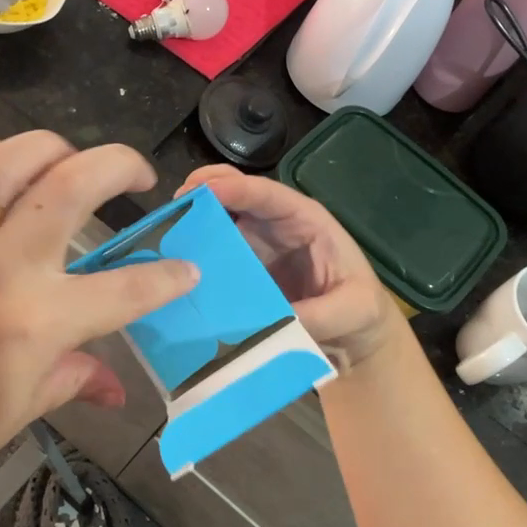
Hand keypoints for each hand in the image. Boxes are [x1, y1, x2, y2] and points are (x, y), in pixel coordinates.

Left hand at [0, 133, 197, 526]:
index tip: (187, 269)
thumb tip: (113, 383)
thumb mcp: (12, 414)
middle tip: (140, 175)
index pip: (121, 290)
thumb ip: (69, 380)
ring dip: (52, 148)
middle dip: (121, 166)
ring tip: (71, 160)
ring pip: (7, 162)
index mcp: (32, 323)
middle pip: (72, 187)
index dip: (165, 279)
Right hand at [177, 165, 405, 370]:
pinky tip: (172, 259)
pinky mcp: (242, 270)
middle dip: (206, 189)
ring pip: (220, 220)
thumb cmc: (362, 313)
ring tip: (165, 226)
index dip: (238, 188)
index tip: (206, 189)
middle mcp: (275, 226)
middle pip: (238, 195)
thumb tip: (274, 321)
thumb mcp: (353, 311)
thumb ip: (320, 314)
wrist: (354, 338)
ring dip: (194, 218)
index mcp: (306, 221)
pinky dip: (194, 250)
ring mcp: (255, 246)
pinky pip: (215, 253)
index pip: (270, 195)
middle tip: (176, 200)